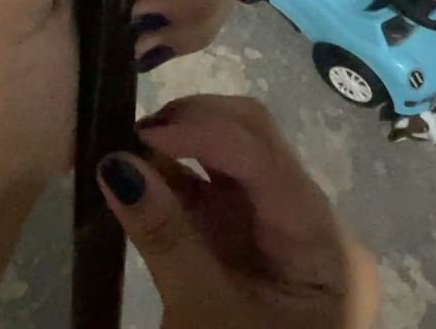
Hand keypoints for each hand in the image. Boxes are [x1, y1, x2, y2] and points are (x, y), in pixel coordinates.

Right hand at [95, 95, 379, 328]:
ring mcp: (272, 228)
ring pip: (229, 153)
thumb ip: (164, 235)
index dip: (201, 131)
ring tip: (126, 148)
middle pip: (254, 138)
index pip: (264, 156)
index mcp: (323, 242)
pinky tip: (135, 172)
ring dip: (177, 142)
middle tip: (132, 135)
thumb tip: (112, 161)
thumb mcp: (205, 316)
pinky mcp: (241, 239)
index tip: (138, 134)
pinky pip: (207, 187)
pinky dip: (171, 172)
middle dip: (192, 124)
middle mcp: (306, 220)